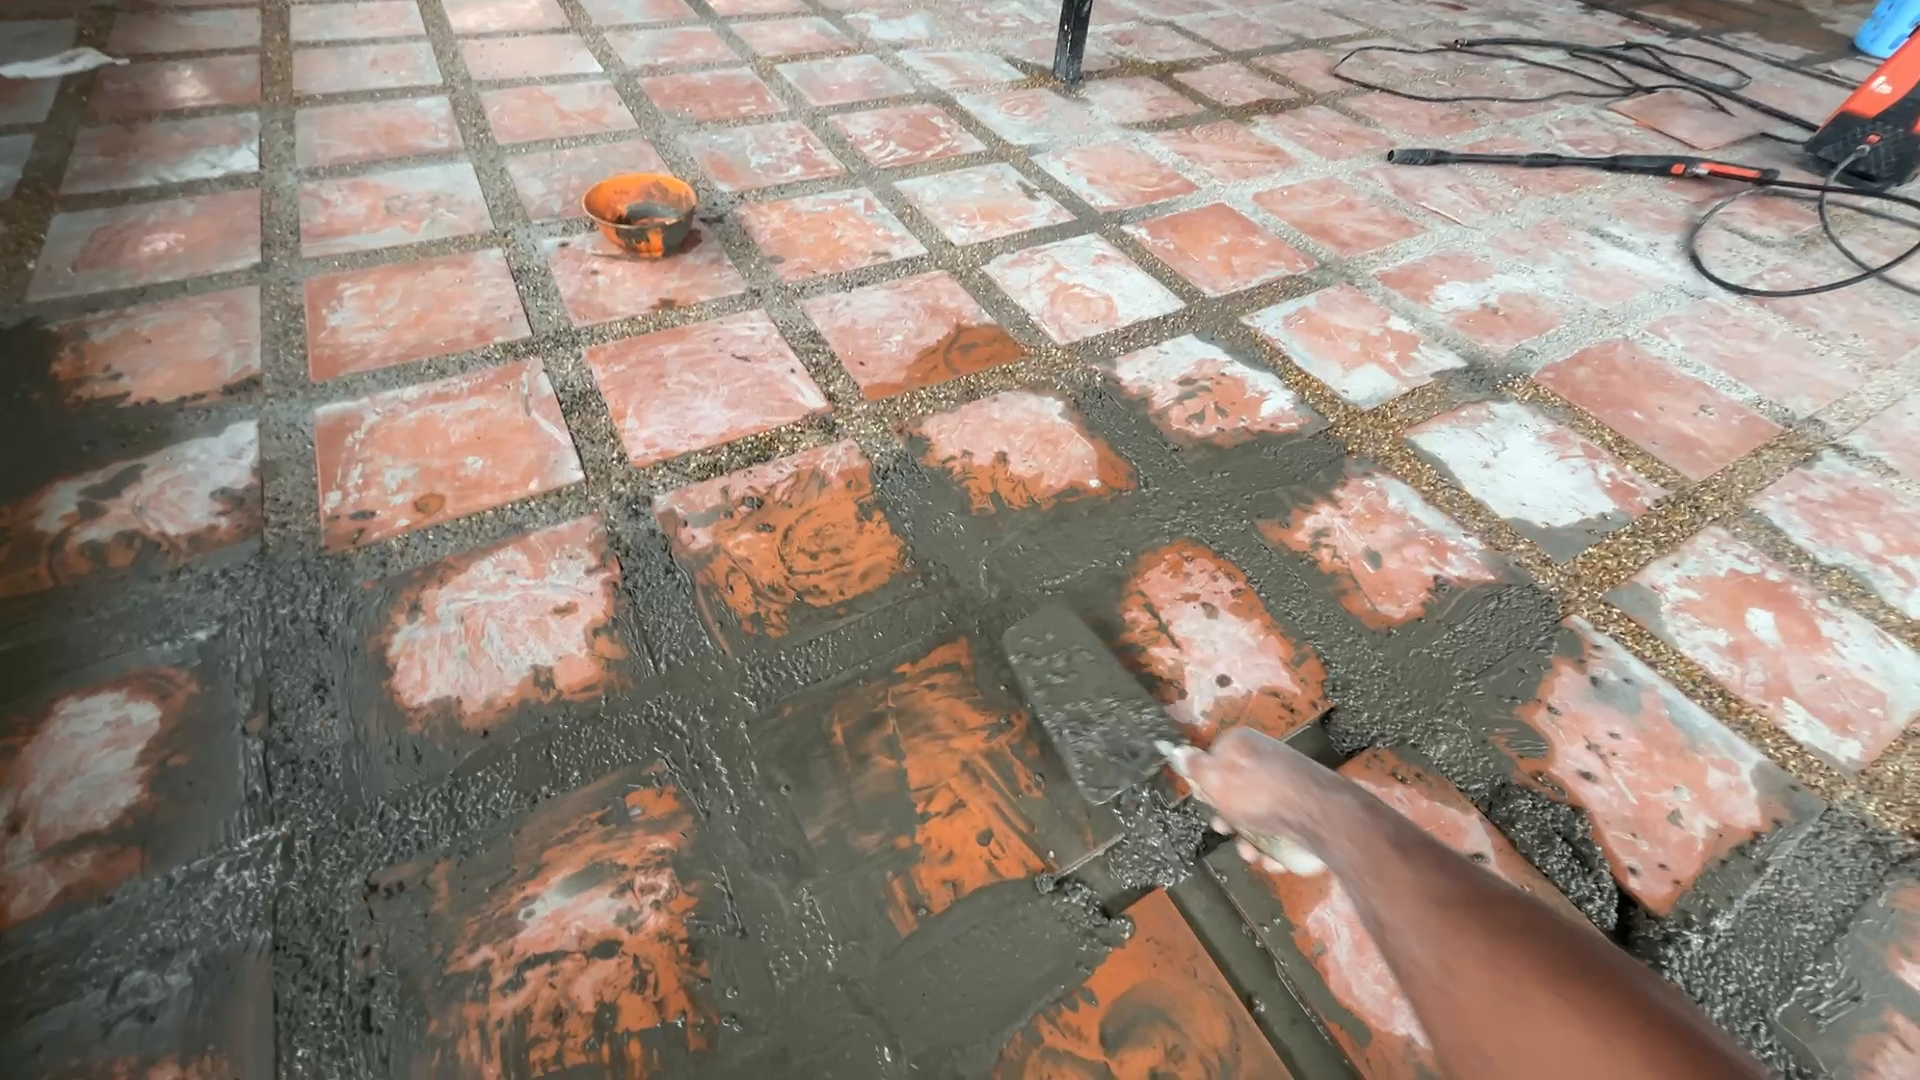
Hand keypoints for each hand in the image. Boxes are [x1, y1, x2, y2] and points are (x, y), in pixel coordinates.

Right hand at [1166, 727, 1351, 875]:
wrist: (1320, 817)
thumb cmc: (1258, 794)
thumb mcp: (1214, 779)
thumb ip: (1193, 766)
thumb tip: (1175, 749)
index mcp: (1242, 745)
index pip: (1215, 759)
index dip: (1208, 786)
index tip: (1207, 804)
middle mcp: (1265, 760)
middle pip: (1235, 793)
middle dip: (1229, 820)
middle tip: (1226, 832)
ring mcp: (1288, 786)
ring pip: (1257, 817)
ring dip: (1250, 841)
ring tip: (1253, 855)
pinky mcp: (1306, 811)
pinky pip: (1281, 829)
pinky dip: (1275, 847)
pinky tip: (1275, 858)